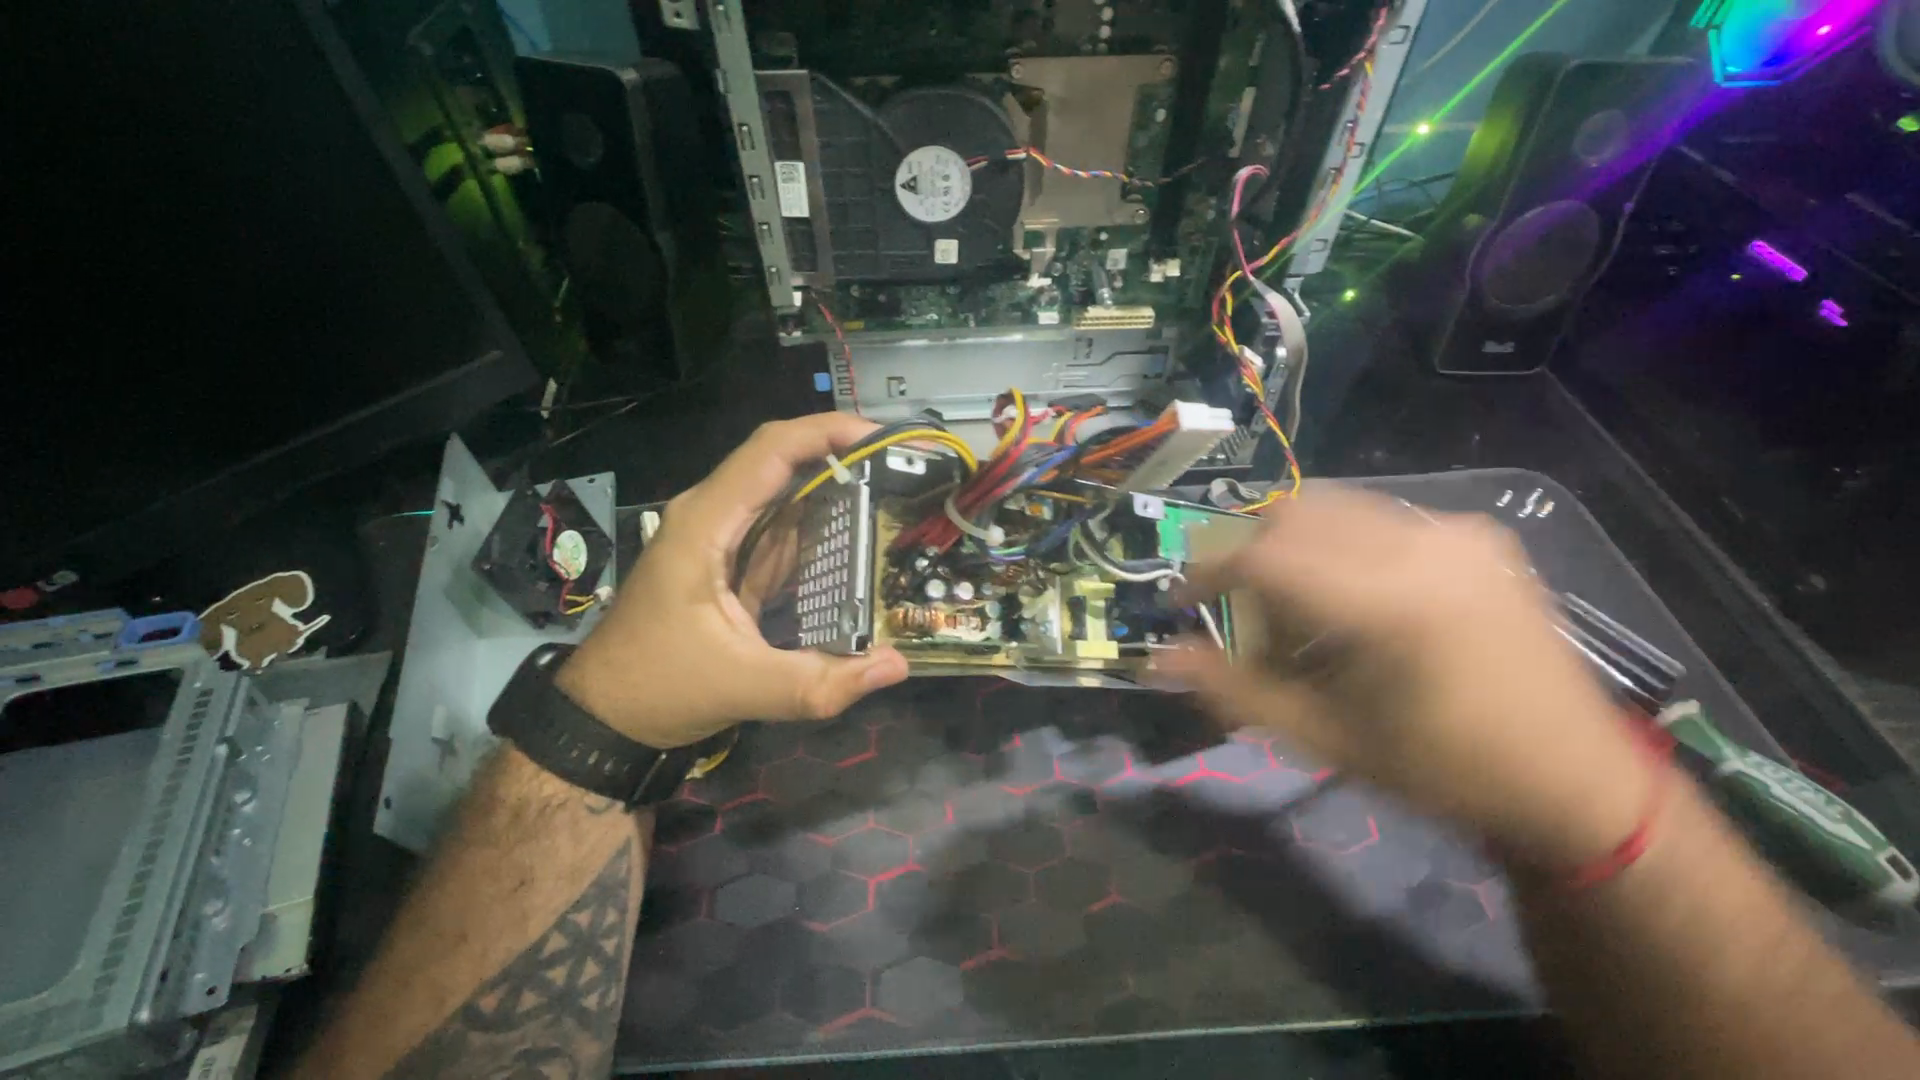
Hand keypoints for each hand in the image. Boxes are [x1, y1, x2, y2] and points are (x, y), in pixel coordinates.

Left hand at [556, 415, 908, 748]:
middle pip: (782, 462)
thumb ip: (819, 682)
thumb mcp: (742, 688)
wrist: (606, 713)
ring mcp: (719, 538)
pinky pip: (781, 531)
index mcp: (706, 524)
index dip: (827, 432)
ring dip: (835, 489)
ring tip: (898, 492)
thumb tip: (897, 665)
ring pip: (783, 495)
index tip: (884, 437)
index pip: (771, 450)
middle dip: (844, 455)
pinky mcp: (728, 563)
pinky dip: (821, 529)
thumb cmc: (658, 687)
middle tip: (906, 466)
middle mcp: (712, 516)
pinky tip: (861, 539)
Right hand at [1165, 487, 1653, 869]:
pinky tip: (1352, 598)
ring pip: (1337, 505)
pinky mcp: (1479, 535)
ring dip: (1293, 544)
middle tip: (1238, 606)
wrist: (1577, 780)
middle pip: (1294, 514)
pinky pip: (1380, 517)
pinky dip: (1341, 543)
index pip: (1263, 556)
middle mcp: (1421, 545)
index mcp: (1386, 603)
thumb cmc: (1442, 771)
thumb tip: (1157, 660)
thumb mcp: (1327, 737)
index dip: (1207, 573)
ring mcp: (1456, 532)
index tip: (1182, 602)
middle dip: (1248, 553)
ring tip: (1295, 604)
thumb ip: (1235, 689)